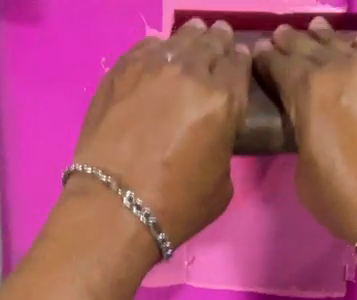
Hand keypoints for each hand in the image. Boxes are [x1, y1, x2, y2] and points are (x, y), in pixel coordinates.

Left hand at [69, 19, 251, 247]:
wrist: (116, 204)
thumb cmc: (176, 205)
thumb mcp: (221, 185)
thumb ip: (221, 146)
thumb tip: (211, 132)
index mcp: (222, 101)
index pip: (238, 65)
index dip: (240, 61)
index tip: (239, 60)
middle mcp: (190, 73)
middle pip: (210, 43)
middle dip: (218, 42)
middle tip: (220, 40)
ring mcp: (152, 66)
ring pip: (179, 39)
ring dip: (191, 39)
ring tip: (195, 37)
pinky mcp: (121, 70)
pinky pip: (147, 47)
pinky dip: (159, 48)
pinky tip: (160, 52)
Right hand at [254, 19, 356, 253]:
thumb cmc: (349, 202)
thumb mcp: (306, 178)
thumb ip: (305, 140)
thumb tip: (314, 129)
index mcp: (309, 91)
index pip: (280, 65)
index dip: (268, 61)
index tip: (261, 55)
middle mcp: (344, 68)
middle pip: (313, 47)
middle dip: (295, 43)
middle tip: (284, 37)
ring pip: (348, 46)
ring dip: (329, 40)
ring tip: (318, 32)